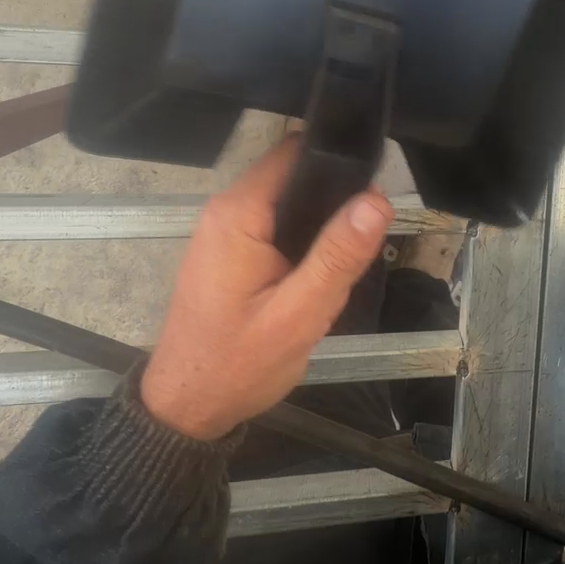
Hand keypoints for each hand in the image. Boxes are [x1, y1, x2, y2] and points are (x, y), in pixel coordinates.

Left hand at [140, 138, 393, 439]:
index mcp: (240, 213)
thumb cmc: (238, 364)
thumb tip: (377, 201)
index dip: (340, 162)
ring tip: (347, 259)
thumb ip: (338, 255)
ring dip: (323, 221)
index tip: (374, 193)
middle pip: (296, 173)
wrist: (187, 410)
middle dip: (336, 198)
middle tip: (364, 240)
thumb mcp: (300, 314)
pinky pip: (280, 223)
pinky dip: (305, 238)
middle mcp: (228, 209)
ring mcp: (227, 229)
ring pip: (292, 200)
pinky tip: (320, 270)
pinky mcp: (233, 248)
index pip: (296, 152)